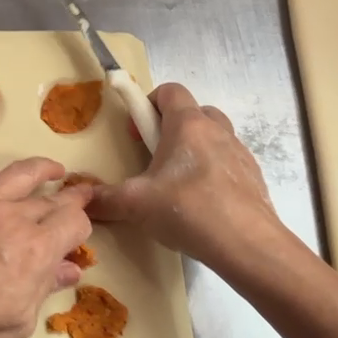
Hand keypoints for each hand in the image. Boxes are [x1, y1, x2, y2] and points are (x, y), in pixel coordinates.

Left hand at [0, 153, 93, 337]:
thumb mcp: (20, 320)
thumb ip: (45, 289)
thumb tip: (69, 271)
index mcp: (38, 249)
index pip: (75, 222)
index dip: (80, 229)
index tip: (76, 238)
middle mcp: (13, 217)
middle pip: (51, 199)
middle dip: (70, 200)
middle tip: (79, 198)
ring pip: (19, 173)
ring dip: (42, 168)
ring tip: (53, 170)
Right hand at [87, 83, 296, 272]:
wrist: (248, 246)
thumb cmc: (188, 210)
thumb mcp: (135, 204)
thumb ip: (105, 198)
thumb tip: (83, 201)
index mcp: (188, 125)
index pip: (170, 91)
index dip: (148, 103)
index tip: (137, 133)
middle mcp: (217, 132)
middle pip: (194, 111)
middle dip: (172, 127)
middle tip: (155, 156)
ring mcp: (240, 154)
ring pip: (214, 137)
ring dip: (194, 150)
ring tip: (177, 183)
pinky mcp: (254, 179)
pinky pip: (229, 163)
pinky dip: (213, 173)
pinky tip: (201, 204)